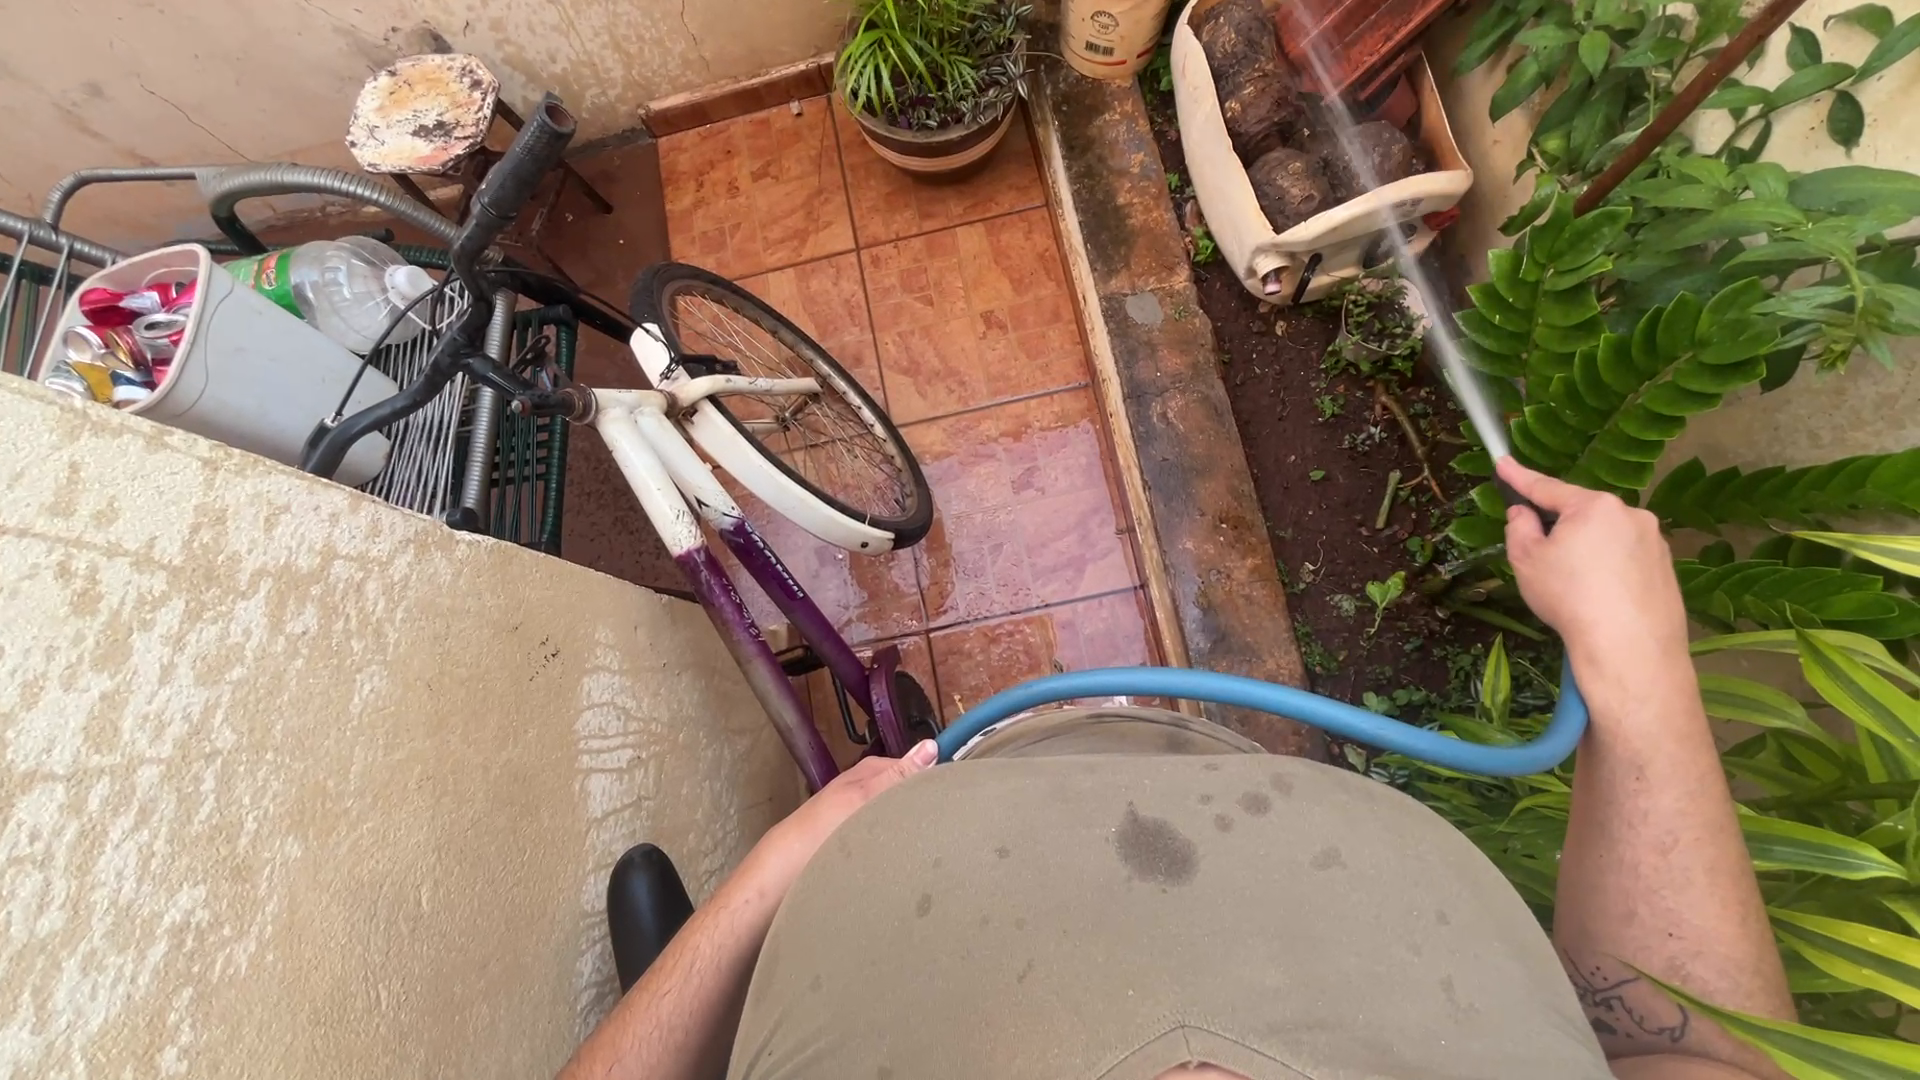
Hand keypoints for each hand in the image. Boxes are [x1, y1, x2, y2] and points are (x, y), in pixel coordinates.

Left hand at [752, 741, 938, 889]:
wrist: (782, 874)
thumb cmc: (821, 830)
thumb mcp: (863, 798)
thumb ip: (898, 774)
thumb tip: (931, 744)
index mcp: (871, 772)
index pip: (915, 768)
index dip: (935, 783)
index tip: (957, 803)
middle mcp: (867, 791)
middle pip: (907, 795)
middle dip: (924, 809)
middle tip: (946, 832)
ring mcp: (861, 818)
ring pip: (898, 818)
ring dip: (910, 831)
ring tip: (929, 849)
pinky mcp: (855, 843)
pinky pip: (887, 839)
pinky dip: (896, 847)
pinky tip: (905, 861)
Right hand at [1499, 458, 1689, 669]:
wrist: (1628, 643)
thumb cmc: (1567, 594)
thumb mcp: (1526, 558)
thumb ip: (1519, 527)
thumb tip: (1524, 512)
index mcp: (1593, 506)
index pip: (1546, 487)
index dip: (1519, 476)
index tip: (1502, 461)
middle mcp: (1630, 514)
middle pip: (1580, 511)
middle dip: (1557, 524)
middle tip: (1537, 553)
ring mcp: (1653, 539)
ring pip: (1603, 534)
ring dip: (1582, 546)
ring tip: (1568, 582)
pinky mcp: (1665, 565)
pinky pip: (1623, 555)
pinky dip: (1604, 565)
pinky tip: (1594, 593)